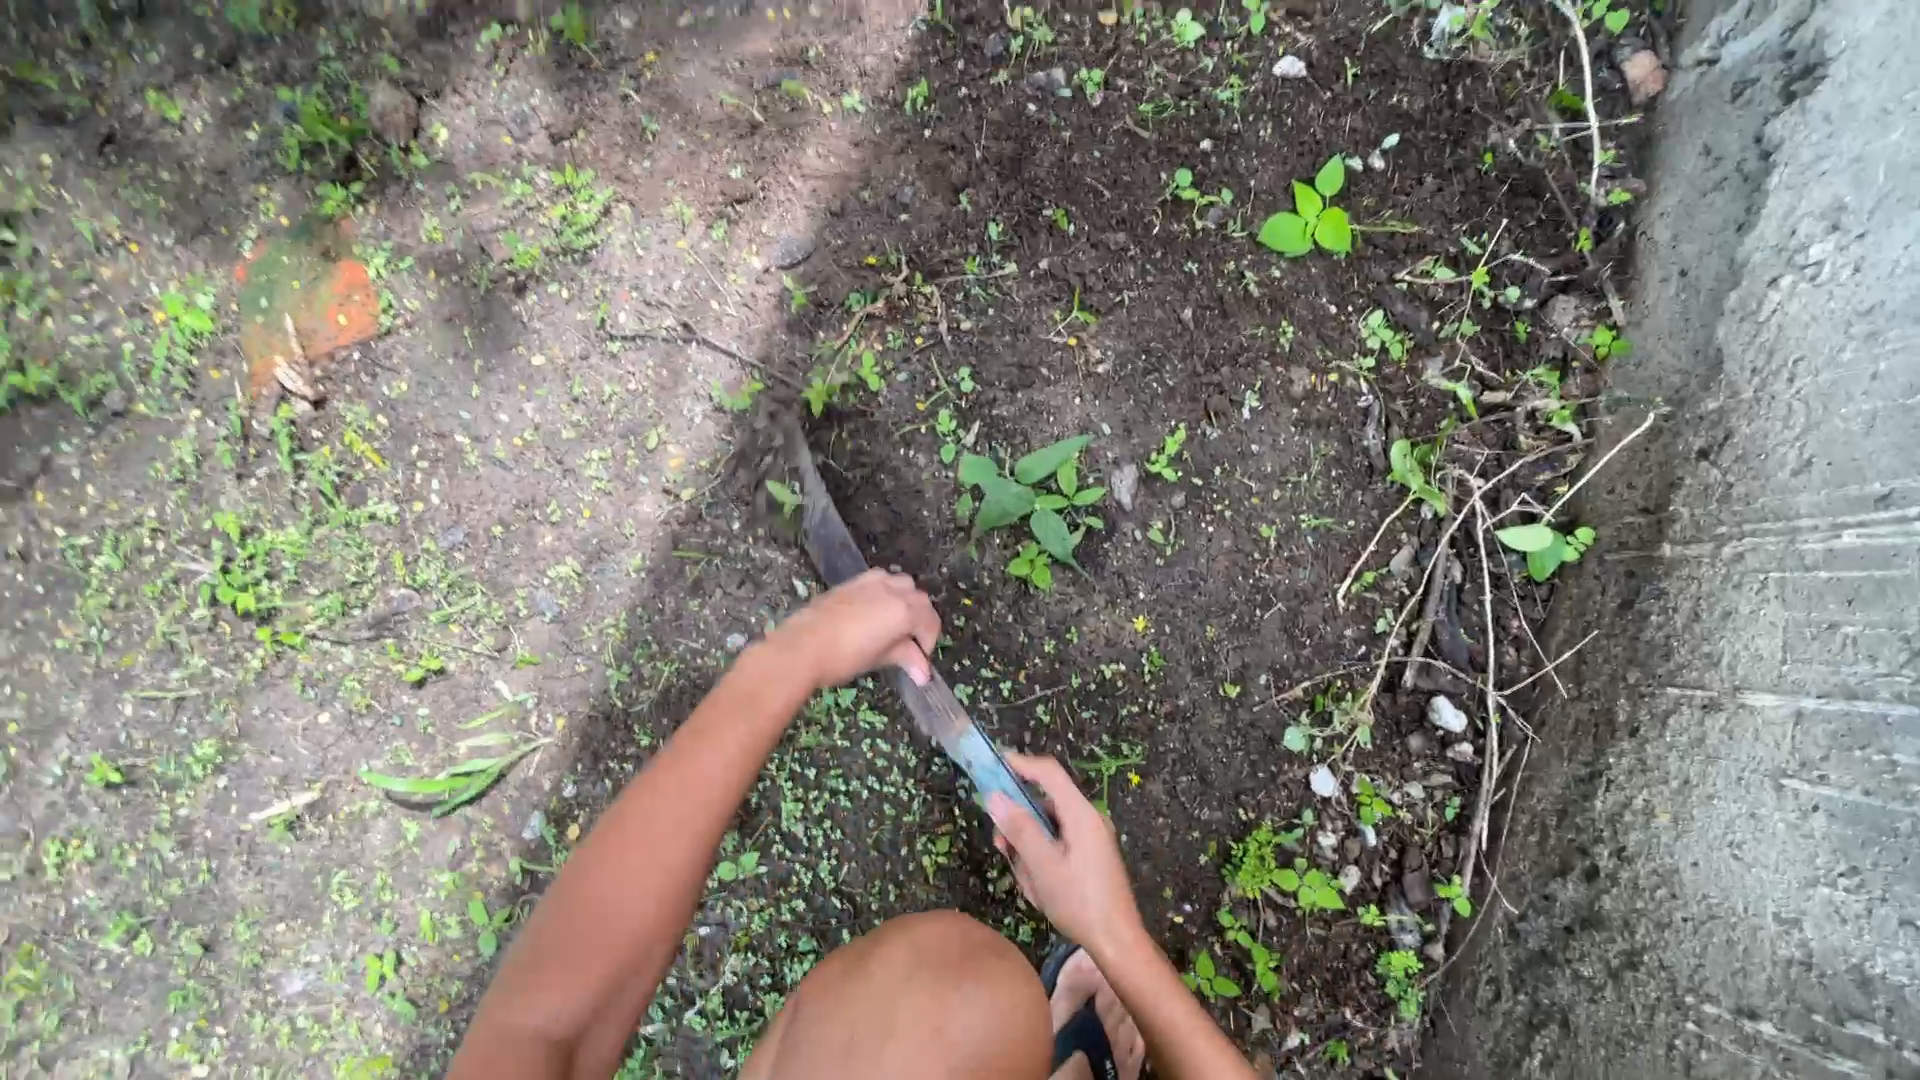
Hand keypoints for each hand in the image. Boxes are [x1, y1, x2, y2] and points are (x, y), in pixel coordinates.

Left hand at [768, 568, 941, 690]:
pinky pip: (881, 581)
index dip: (929, 641)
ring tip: (896, 624)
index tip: (921, 659)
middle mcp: (892, 589)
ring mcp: (870, 582)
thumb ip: (906, 658)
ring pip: (902, 584)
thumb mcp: (879, 658)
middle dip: (921, 620)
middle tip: (912, 643)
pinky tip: (875, 612)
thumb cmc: (844, 657)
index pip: (930, 621)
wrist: (801, 647)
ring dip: (906, 601)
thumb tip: (924, 673)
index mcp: (904, 610)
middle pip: (919, 599)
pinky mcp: (852, 582)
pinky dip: (887, 593)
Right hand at [987, 752, 1144, 956]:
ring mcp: (1091, 838)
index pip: (1049, 773)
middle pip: (1044, 804)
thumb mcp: (1043, 866)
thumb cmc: (1080, 902)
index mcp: (1081, 814)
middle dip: (1019, 823)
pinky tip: (1039, 887)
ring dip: (1029, 849)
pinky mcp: (1090, 856)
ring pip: (1047, 828)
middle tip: (1002, 847)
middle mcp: (1088, 819)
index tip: (993, 765)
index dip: (1021, 764)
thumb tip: (995, 796)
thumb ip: (1019, 828)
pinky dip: (1042, 860)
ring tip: (1028, 881)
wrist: (1118, 943)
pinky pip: (1057, 845)